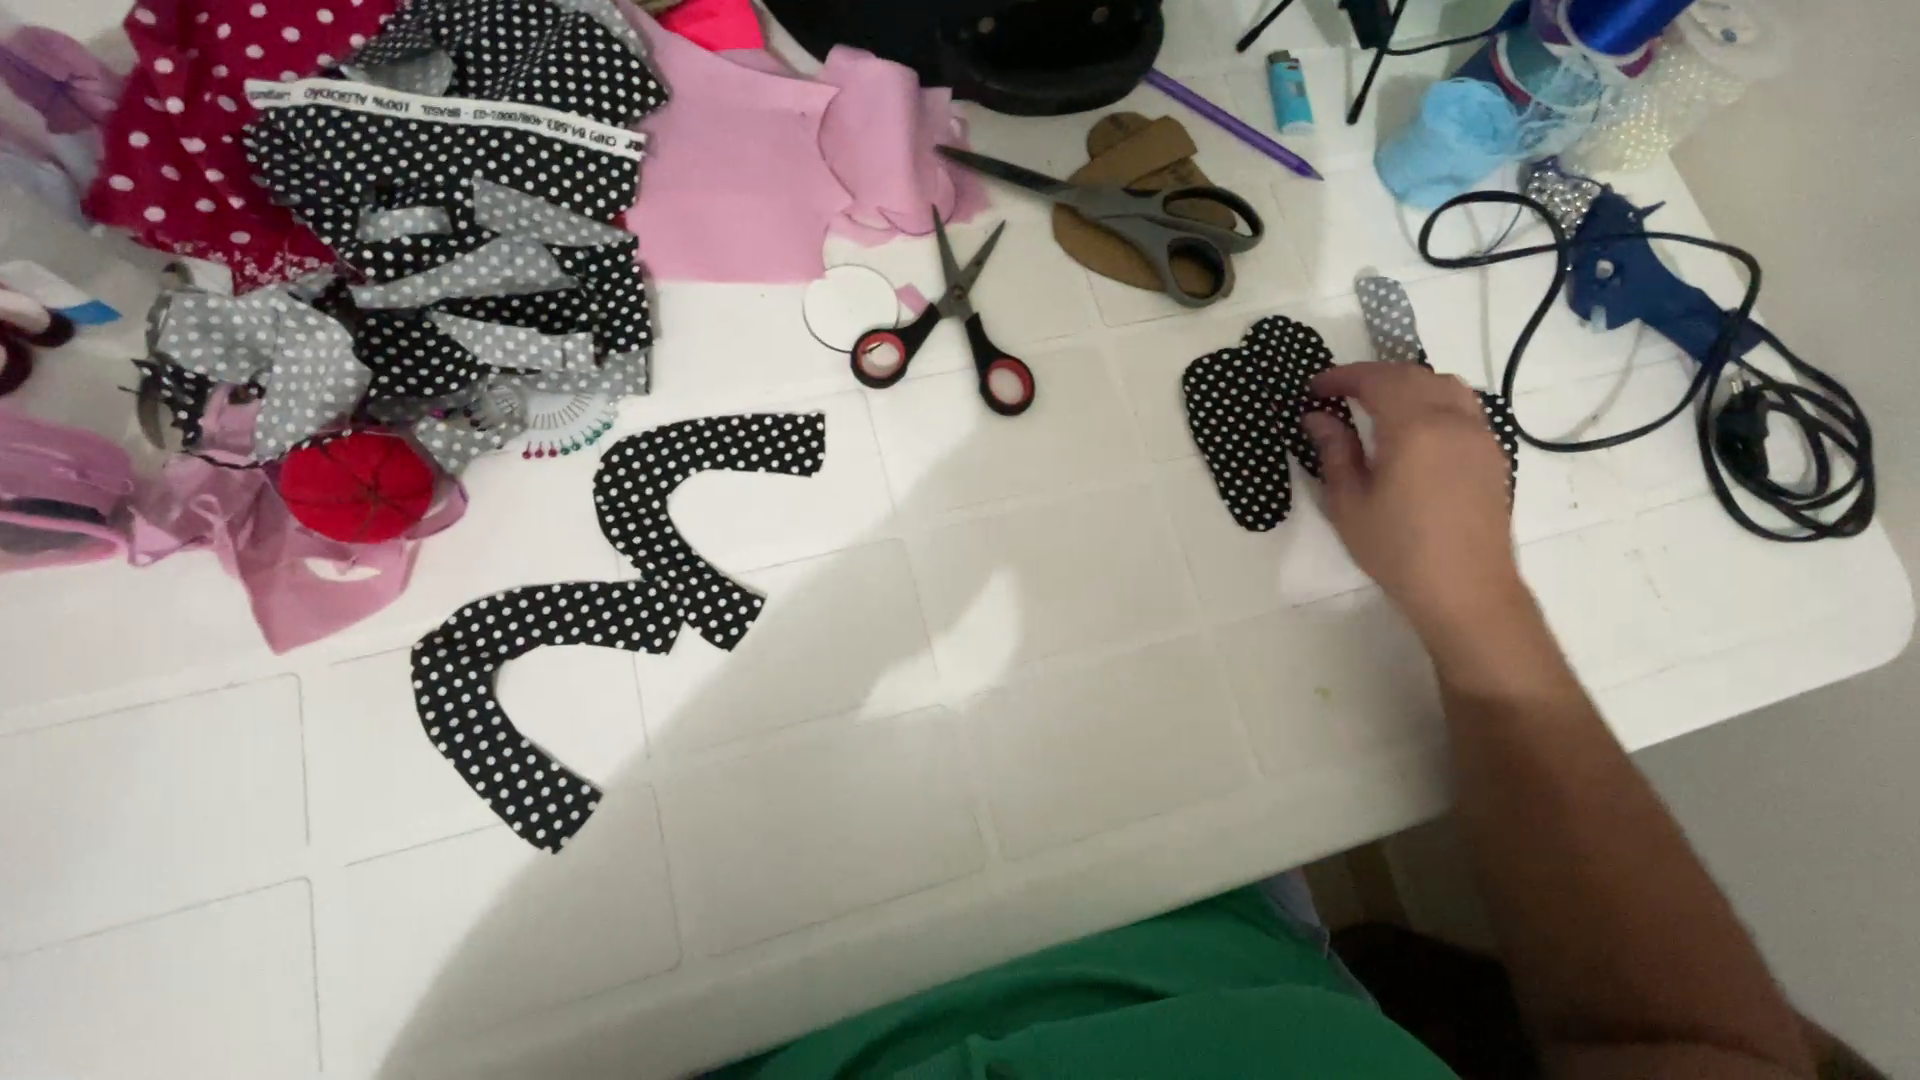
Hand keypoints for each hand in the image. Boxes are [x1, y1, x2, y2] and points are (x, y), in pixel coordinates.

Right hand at [1303, 363, 1525, 642]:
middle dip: (1373, 376)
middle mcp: (1453, 420)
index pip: (1376, 380)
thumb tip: (1318, 418)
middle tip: (1340, 394)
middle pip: (1413, 375)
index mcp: (1414, 428)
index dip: (1342, 377)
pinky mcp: (1492, 455)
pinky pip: (1463, 408)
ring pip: (1445, 386)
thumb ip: (1334, 452)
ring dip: (1407, 384)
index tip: (1315, 388)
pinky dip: (1433, 402)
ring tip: (1378, 405)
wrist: (1465, 589)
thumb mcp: (1349, 503)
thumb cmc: (1397, 549)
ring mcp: (1480, 436)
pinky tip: (1413, 429)